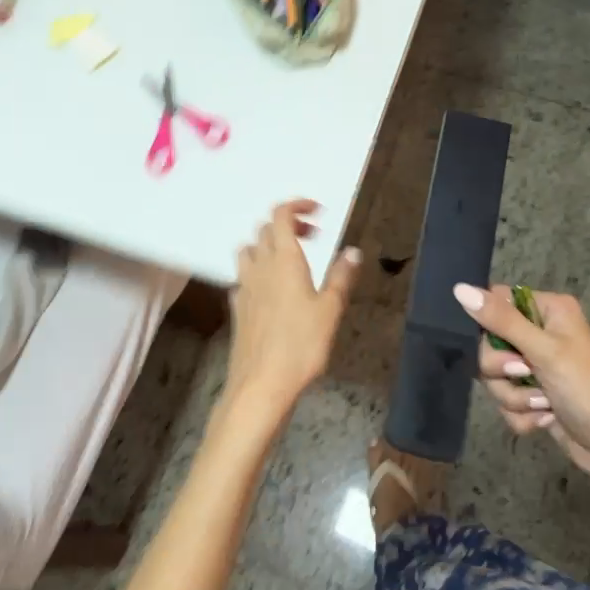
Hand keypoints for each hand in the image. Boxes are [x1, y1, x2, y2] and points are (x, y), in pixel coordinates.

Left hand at [223, 200, 360, 419]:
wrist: (261, 384)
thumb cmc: (301, 344)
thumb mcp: (330, 310)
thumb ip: (341, 277)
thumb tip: (352, 251)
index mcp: (284, 260)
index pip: (281, 216)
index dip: (296, 205)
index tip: (317, 211)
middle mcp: (260, 266)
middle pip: (265, 230)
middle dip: (287, 224)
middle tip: (312, 236)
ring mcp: (244, 287)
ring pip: (248, 250)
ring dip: (267, 245)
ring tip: (289, 260)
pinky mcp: (237, 308)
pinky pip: (243, 277)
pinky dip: (257, 272)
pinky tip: (271, 291)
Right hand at [458, 283, 589, 489]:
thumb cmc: (586, 389)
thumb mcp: (544, 351)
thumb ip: (502, 321)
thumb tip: (459, 288)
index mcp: (548, 309)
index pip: (497, 301)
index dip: (488, 325)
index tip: (499, 345)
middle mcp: (540, 332)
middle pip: (489, 343)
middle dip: (503, 370)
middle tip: (525, 375)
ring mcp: (535, 365)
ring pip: (494, 376)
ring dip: (514, 396)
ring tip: (543, 404)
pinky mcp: (532, 394)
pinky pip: (505, 400)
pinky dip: (521, 413)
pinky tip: (545, 418)